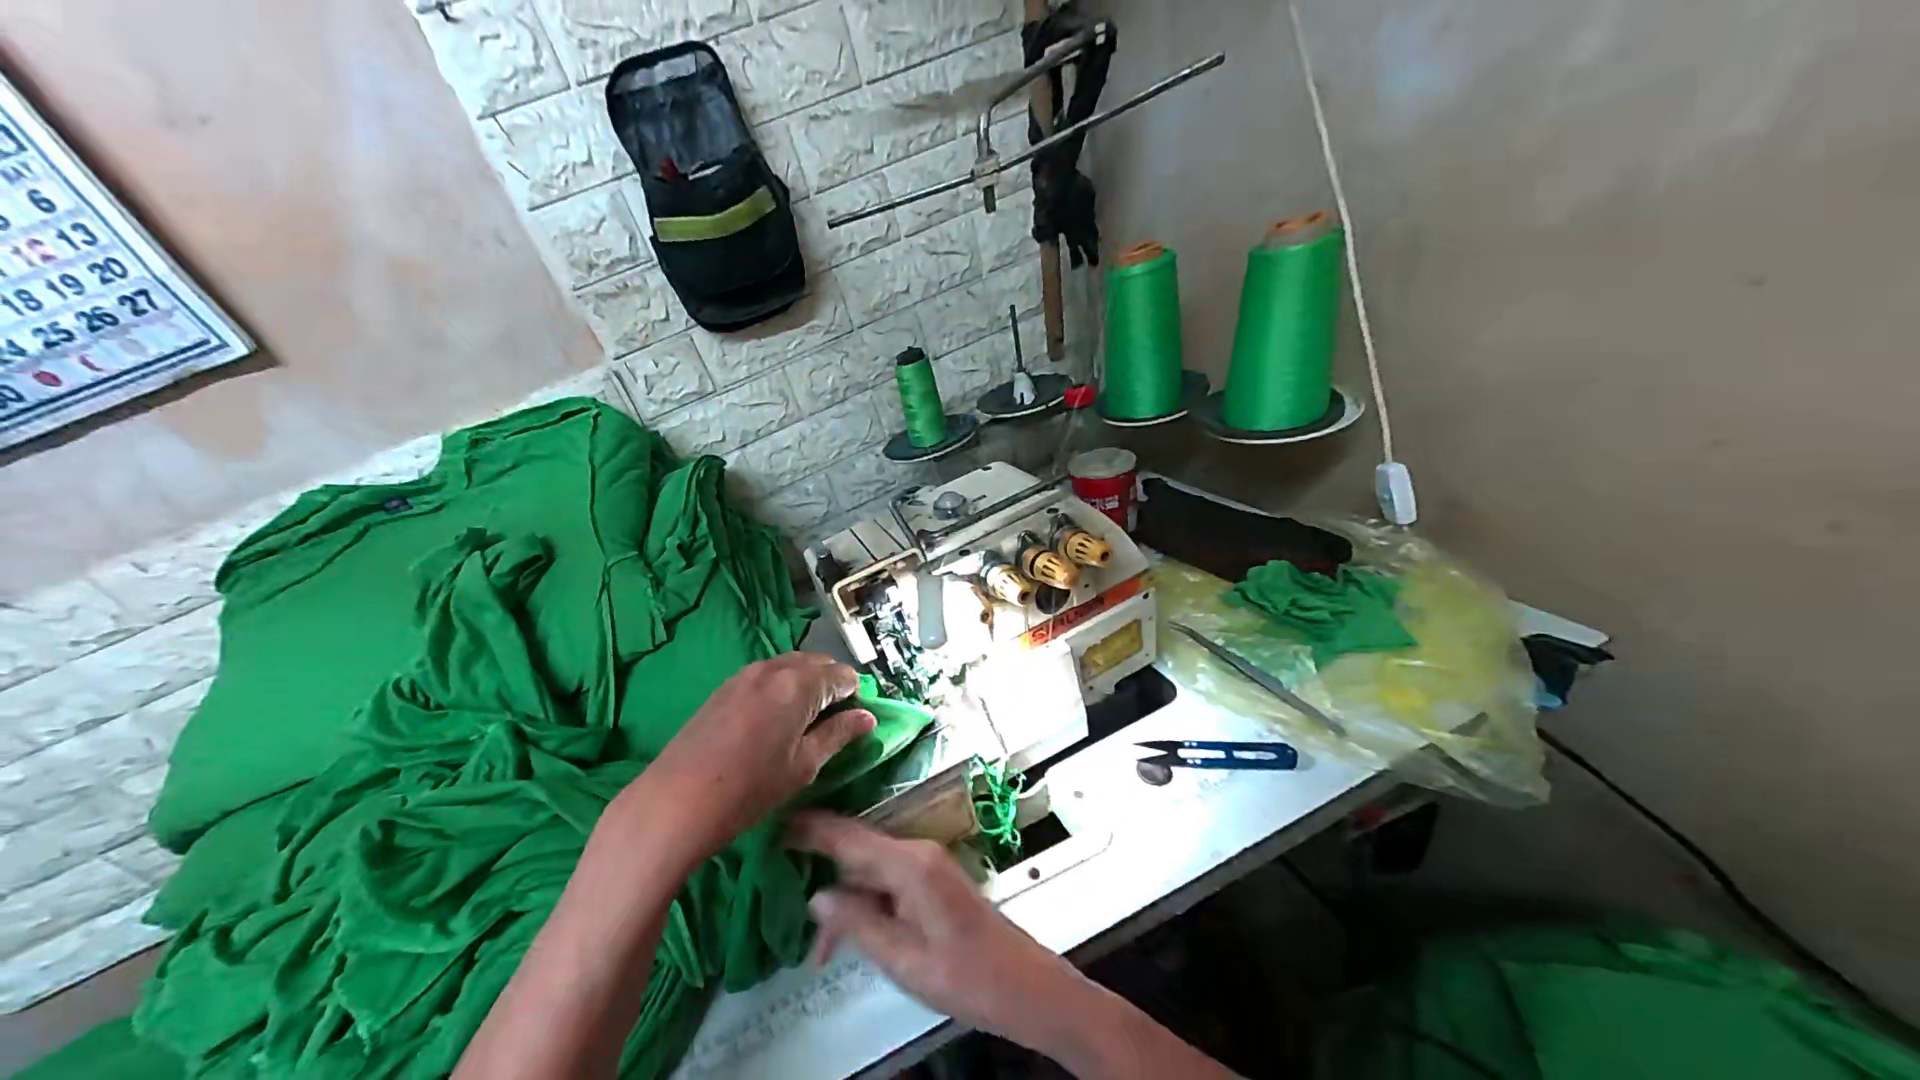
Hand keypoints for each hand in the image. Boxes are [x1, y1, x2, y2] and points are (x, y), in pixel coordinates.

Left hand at [630, 653, 874, 866]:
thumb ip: (838, 735)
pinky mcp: (725, 686)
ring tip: (804, 722)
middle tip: (833, 722)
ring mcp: (745, 674)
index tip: (854, 722)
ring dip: (806, 683)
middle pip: (818, 662)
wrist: (676, 800)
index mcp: (799, 683)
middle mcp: (774, 668)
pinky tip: (775, 720)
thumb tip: (867, 718)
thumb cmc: (750, 787)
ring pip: (791, 665)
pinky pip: (767, 674)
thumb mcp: (804, 765)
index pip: (842, 675)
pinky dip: (782, 686)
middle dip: (832, 685)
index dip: (855, 696)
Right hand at [785, 811, 1087, 1045]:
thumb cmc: (967, 977)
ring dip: (840, 899)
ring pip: (868, 871)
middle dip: (817, 867)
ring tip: (813, 946)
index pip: (849, 835)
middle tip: (774, 881)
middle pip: (856, 850)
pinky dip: (863, 905)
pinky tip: (845, 939)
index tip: (773, 822)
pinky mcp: (930, 882)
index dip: (809, 828)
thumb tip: (816, 895)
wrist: (1025, 986)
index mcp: (910, 864)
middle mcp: (917, 854)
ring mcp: (926, 866)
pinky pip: (886, 883)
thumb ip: (858, 924)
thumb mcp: (903, 960)